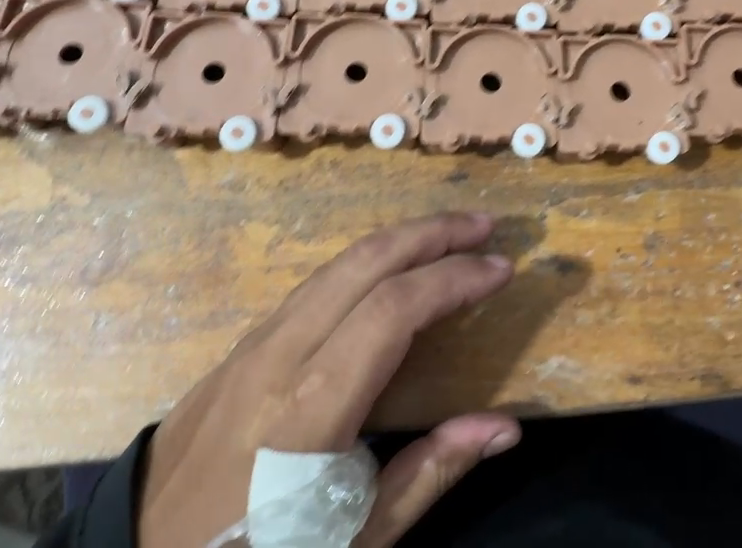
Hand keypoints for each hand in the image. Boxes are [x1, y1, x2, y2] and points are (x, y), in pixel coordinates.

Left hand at [138, 212, 519, 547]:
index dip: (453, 278)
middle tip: (484, 225)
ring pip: (333, 267)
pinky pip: (311, 288)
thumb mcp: (354, 538)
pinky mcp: (237, 350)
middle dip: (430, 233)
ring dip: (397, 241)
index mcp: (311, 408)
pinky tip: (388, 273)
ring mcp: (252, 346)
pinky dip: (362, 265)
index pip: (394, 309)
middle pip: (363, 264)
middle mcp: (279, 356)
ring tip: (448, 236)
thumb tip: (504, 427)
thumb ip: (430, 473)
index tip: (501, 268)